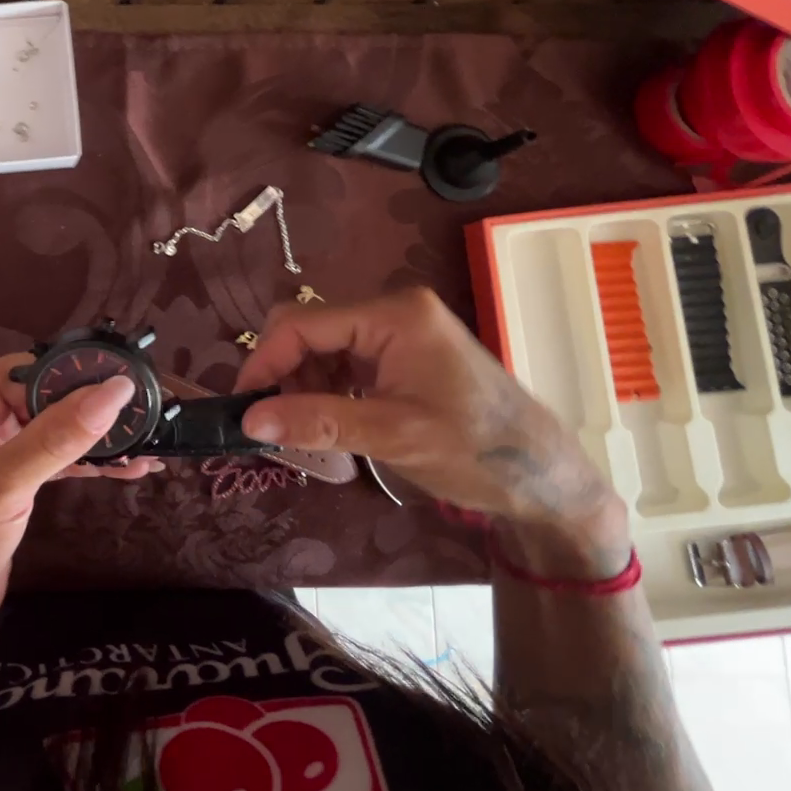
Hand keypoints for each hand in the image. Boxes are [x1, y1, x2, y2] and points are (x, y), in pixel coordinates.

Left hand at [0, 354, 161, 647]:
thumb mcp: (6, 483)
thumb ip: (60, 434)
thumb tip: (118, 388)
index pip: (32, 369)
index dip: (81, 375)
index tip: (136, 384)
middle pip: (49, 395)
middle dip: (97, 409)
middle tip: (155, 415)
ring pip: (58, 428)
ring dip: (100, 439)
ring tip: (153, 443)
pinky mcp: (12, 480)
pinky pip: (57, 458)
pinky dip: (89, 463)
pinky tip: (131, 467)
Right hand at [234, 289, 624, 554]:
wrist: (547, 478)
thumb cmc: (478, 451)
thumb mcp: (393, 436)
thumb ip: (318, 422)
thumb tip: (249, 420)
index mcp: (394, 315)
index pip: (302, 323)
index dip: (264, 361)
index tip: (244, 406)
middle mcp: (392, 312)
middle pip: (308, 330)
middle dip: (282, 373)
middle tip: (270, 420)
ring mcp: (397, 333)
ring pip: (320, 347)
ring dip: (300, 385)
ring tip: (299, 428)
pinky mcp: (400, 356)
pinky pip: (342, 362)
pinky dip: (322, 390)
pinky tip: (323, 421)